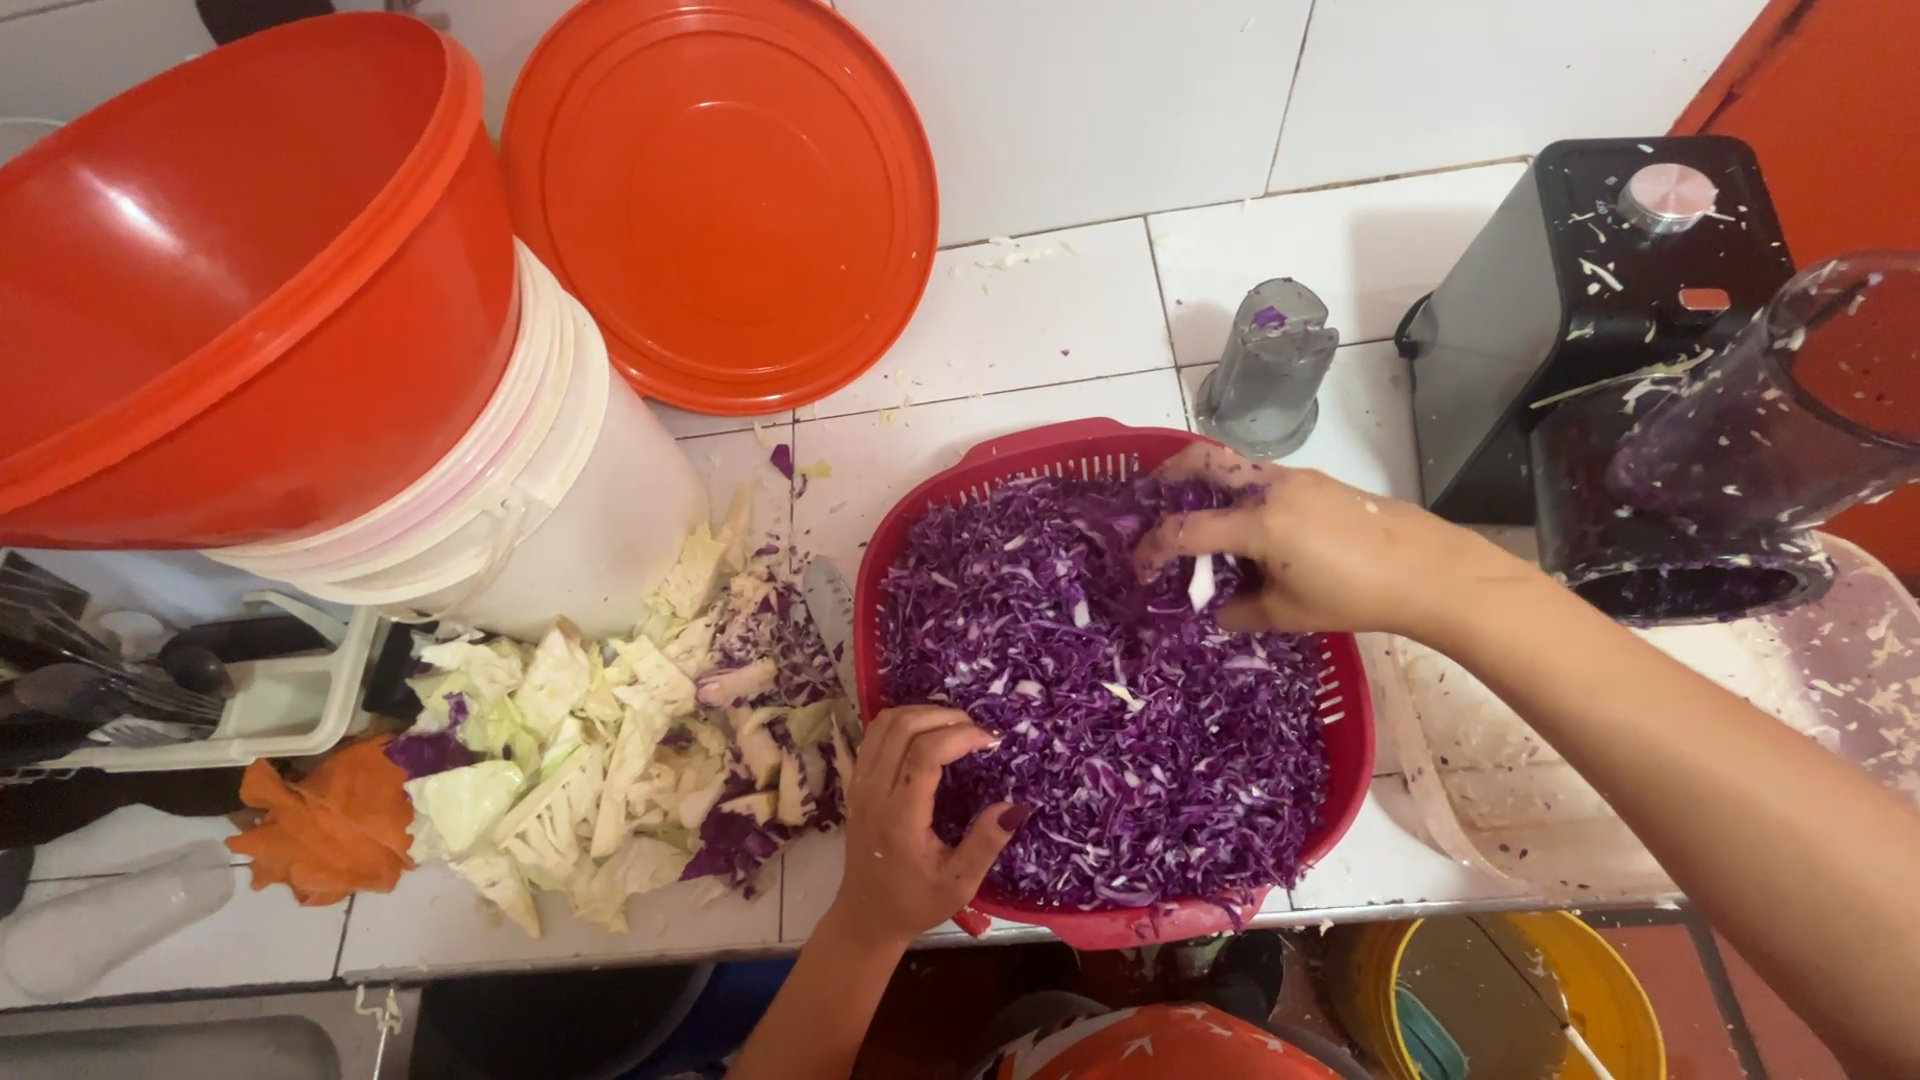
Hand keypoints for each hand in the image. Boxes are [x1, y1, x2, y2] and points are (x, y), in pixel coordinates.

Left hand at [823, 706, 1026, 950]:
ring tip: (954, 726)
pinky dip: (901, 722)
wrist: (866, 916)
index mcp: (900, 817)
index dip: (960, 736)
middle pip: (903, 728)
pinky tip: (925, 733)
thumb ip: (985, 844)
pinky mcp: (855, 782)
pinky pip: (873, 735)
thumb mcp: (959, 884)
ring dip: (921, 713)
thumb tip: (1014, 806)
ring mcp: (859, 784)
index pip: (924, 754)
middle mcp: (874, 793)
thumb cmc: (915, 902)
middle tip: (975, 730)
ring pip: (884, 724)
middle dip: (944, 717)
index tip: (990, 741)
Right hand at [1133, 443, 1544, 641]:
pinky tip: (1249, 527)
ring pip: (1235, 466)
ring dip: (1206, 484)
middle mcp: (1272, 488)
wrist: (1430, 571)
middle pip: (1204, 459)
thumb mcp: (1287, 614)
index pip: (1186, 529)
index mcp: (1259, 524)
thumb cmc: (1355, 596)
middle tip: (1153, 495)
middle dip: (1169, 473)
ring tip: (1199, 516)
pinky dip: (1239, 493)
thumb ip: (1238, 612)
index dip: (1154, 548)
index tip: (1140, 567)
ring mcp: (1297, 478)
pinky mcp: (1317, 481)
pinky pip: (1262, 478)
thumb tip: (1215, 610)